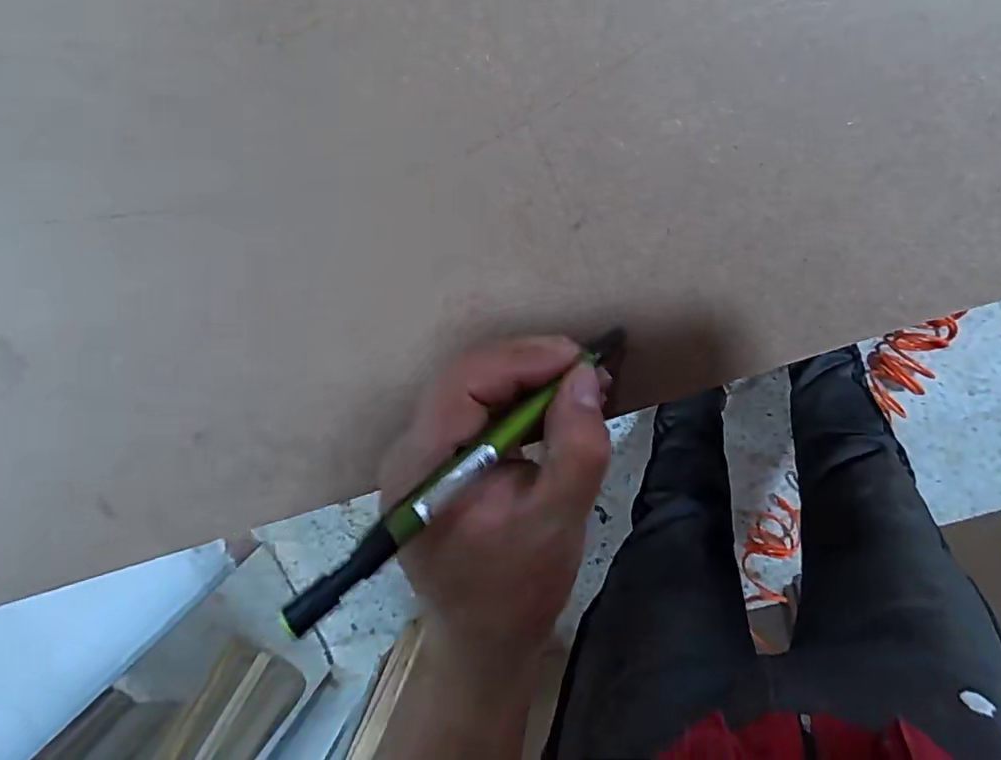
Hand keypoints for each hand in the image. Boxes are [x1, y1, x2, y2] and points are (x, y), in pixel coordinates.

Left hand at [378, 336, 612, 678]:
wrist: (484, 641)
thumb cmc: (516, 591)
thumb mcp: (558, 522)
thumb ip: (577, 447)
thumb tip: (585, 376)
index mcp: (421, 466)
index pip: (465, 383)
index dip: (524, 360)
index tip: (580, 359)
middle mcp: (412, 448)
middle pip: (468, 376)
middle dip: (533, 363)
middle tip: (588, 369)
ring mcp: (426, 450)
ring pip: (478, 383)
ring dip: (533, 375)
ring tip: (583, 382)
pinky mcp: (446, 453)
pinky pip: (484, 404)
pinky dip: (526, 396)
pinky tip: (560, 402)